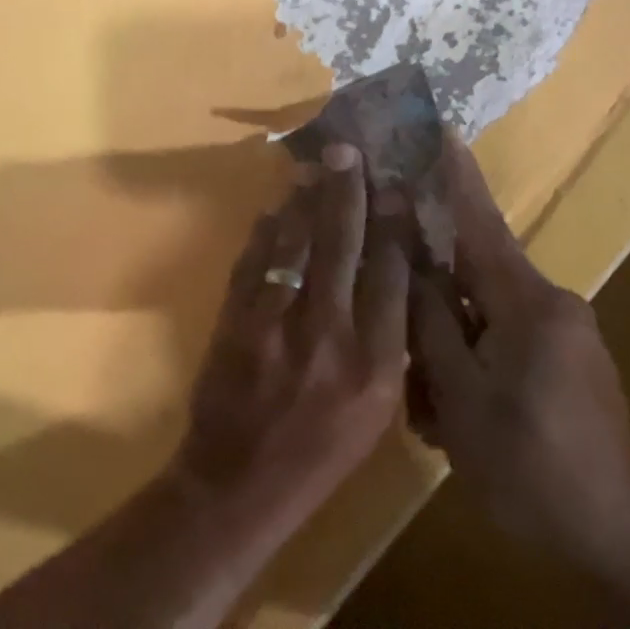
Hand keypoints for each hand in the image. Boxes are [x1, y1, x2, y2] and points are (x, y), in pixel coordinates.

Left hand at [170, 142, 409, 528]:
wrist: (242, 478)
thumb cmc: (321, 453)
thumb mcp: (376, 411)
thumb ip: (385, 345)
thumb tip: (386, 278)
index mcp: (378, 365)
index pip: (392, 277)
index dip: (392, 225)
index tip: (394, 186)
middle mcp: (331, 336)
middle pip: (343, 247)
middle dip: (348, 193)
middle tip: (350, 152)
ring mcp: (276, 325)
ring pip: (295, 245)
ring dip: (305, 201)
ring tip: (315, 167)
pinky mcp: (235, 320)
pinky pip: (253, 261)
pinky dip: (265, 232)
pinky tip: (275, 209)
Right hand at [407, 136, 629, 573]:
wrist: (616, 540)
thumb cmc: (529, 462)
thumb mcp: (460, 393)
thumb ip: (430, 320)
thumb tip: (408, 260)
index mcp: (529, 303)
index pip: (481, 223)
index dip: (455, 177)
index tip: (438, 128)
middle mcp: (551, 307)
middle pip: (473, 276)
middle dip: (428, 298)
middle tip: (393, 332)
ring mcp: (564, 340)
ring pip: (483, 318)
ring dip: (446, 348)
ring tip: (426, 407)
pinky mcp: (566, 369)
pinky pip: (502, 347)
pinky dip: (469, 368)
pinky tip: (452, 418)